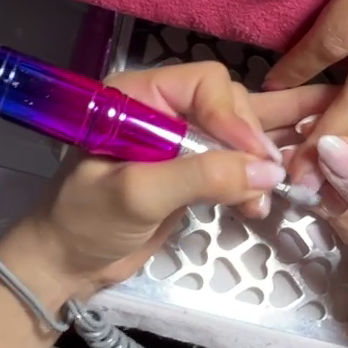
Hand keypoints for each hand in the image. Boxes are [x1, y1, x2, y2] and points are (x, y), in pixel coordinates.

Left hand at [0, 63, 330, 301]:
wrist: (67, 263)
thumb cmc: (85, 222)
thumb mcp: (138, 195)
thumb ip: (199, 177)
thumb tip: (267, 170)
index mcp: (137, 96)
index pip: (203, 83)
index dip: (233, 116)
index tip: (252, 158)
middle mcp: (161, 109)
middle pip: (228, 104)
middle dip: (251, 141)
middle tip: (267, 182)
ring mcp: (178, 140)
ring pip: (237, 130)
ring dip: (261, 156)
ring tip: (280, 188)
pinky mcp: (190, 170)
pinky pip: (233, 160)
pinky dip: (255, 173)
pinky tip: (270, 193)